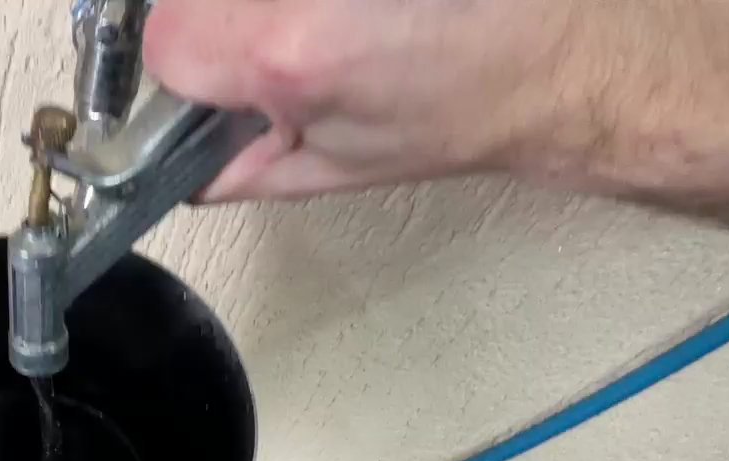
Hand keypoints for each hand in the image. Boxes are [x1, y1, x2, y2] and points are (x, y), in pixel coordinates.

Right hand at [142, 0, 584, 198]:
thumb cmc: (455, 111)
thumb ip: (236, 175)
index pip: (165, 44)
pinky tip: (339, 18)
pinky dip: (280, 4)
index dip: (181, 72)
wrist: (563, 43)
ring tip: (321, 30)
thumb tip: (185, 173)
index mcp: (287, 51)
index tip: (213, 87)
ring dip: (252, 11)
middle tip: (272, 56)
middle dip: (211, 29)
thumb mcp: (331, 169)